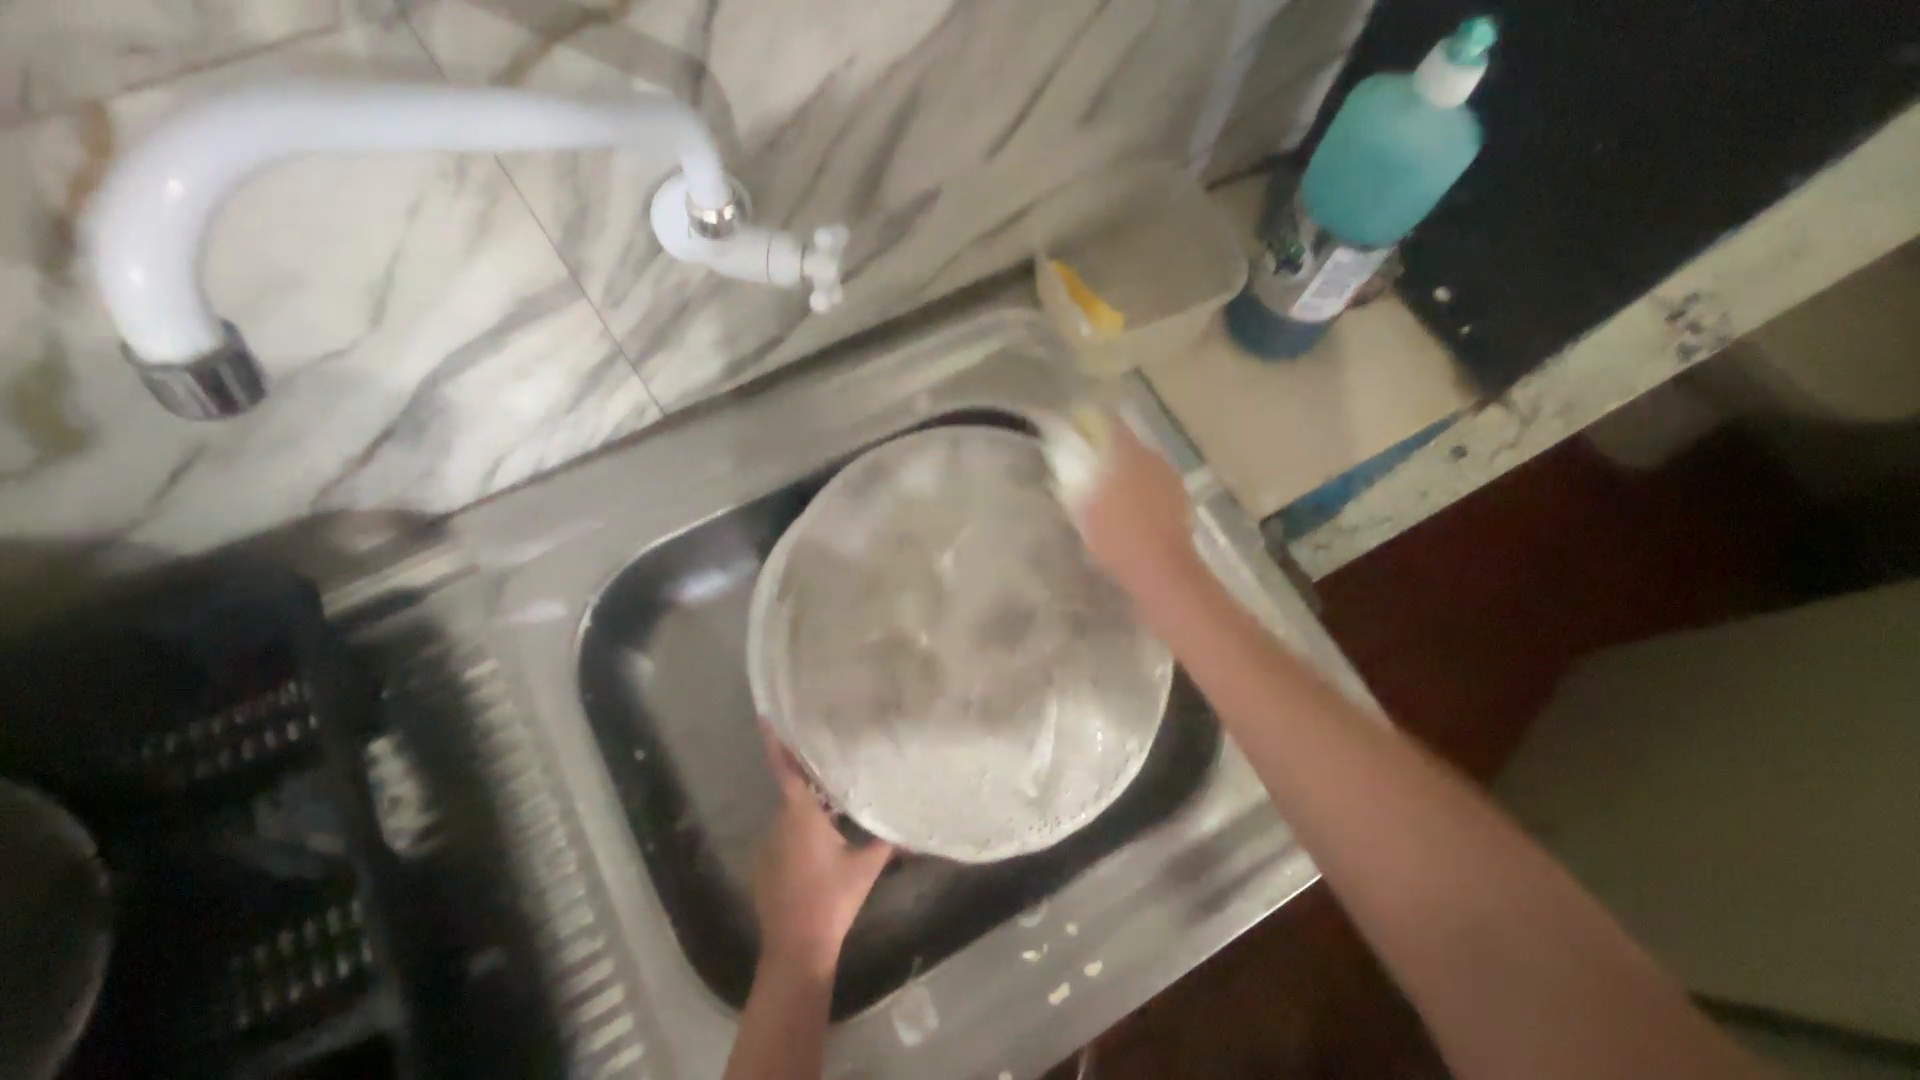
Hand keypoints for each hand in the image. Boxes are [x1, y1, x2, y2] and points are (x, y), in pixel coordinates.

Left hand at [752, 725, 893, 976]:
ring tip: (836, 809)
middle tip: (834, 765)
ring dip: (810, 812)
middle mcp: (779, 824)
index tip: (767, 717)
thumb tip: (914, 825)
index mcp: (801, 816)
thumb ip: (888, 840)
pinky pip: (785, 839)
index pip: (786, 770)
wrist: (797, 946)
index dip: (776, 742)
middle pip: (795, 792)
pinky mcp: (764, 866)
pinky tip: (821, 850)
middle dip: (812, 781)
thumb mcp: (866, 867)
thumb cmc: (833, 899)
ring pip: (792, 817)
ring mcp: (767, 846)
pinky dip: (800, 835)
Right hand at [1069, 410, 1199, 589]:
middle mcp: (1152, 457)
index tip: (1075, 434)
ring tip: (1108, 491)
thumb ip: (1076, 480)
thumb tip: (1070, 462)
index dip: (1089, 424)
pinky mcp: (1180, 497)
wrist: (1162, 570)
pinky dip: (1141, 488)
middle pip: (1127, 443)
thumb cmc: (1118, 538)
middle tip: (1088, 467)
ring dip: (1126, 470)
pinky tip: (1131, 508)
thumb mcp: (1084, 510)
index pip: (1108, 424)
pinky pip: (1154, 482)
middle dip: (1108, 451)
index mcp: (1127, 454)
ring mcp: (1170, 477)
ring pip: (1142, 463)